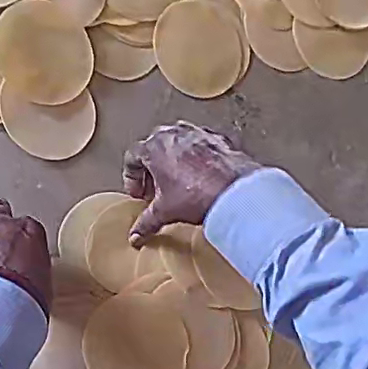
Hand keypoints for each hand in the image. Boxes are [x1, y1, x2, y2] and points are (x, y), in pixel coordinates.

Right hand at [123, 122, 262, 244]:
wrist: (236, 192)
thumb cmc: (199, 194)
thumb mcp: (165, 212)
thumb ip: (146, 222)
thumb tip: (137, 235)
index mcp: (155, 146)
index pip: (133, 157)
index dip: (131, 178)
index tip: (139, 194)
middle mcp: (175, 134)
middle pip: (154, 148)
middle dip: (152, 169)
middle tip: (156, 189)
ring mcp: (198, 134)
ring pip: (178, 144)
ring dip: (173, 161)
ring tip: (178, 183)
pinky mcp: (219, 140)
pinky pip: (200, 147)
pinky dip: (196, 159)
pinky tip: (200, 178)